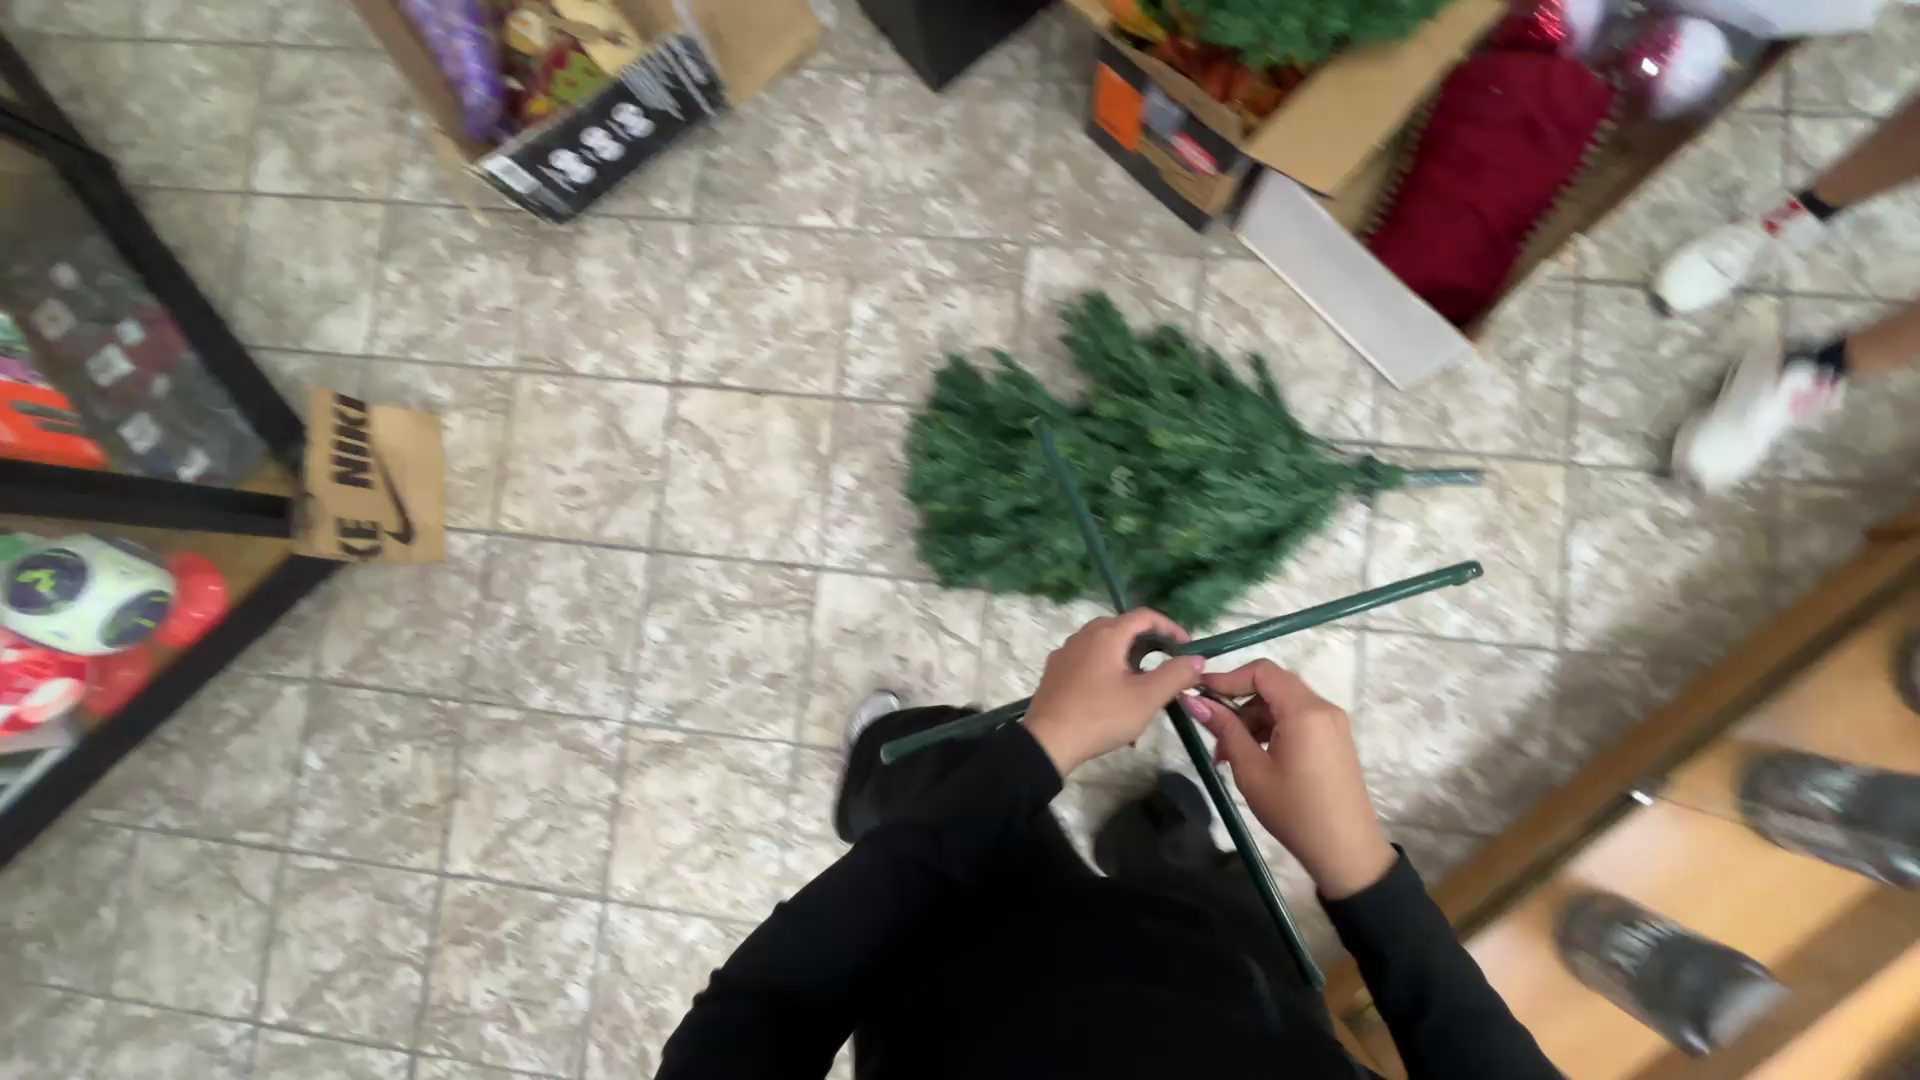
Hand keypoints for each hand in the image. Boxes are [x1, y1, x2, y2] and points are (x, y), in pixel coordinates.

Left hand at [1023, 609, 1204, 777]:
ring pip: (1103, 643)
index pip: (1144, 616)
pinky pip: (1088, 659)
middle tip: (1168, 662)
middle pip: (1122, 627)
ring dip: (1127, 655)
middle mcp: (1083, 635)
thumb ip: (1175, 674)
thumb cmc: (1101, 715)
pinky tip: (1113, 692)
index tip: (1188, 648)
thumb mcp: (1146, 697)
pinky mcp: (1055, 671)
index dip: (1171, 627)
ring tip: (1144, 680)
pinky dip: (1107, 666)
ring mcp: (1065, 652)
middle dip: (1149, 640)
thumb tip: (1197, 659)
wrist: (1048, 741)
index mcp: (1106, 634)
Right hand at [1187, 660, 1394, 898]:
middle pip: (1272, 685)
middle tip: (1213, 732)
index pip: (1262, 671)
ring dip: (1252, 719)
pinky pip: (1296, 719)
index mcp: (1305, 711)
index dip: (1227, 678)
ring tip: (1229, 754)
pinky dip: (1271, 728)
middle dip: (1238, 702)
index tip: (1199, 695)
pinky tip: (1254, 756)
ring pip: (1282, 703)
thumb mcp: (1251, 770)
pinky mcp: (1334, 739)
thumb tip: (1193, 700)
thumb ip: (1224, 728)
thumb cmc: (1294, 810)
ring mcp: (1332, 723)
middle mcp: (1323, 708)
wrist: (1346, 853)